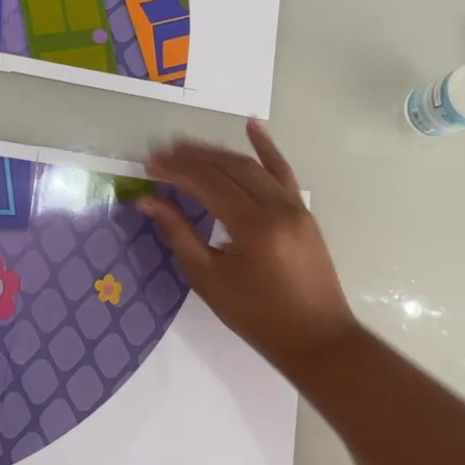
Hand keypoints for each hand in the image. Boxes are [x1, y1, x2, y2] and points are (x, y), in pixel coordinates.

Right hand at [140, 120, 356, 370]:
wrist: (316, 339)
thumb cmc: (257, 316)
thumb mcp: (209, 279)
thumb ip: (179, 234)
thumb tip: (148, 202)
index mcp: (252, 226)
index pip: (206, 184)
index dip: (175, 171)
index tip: (149, 164)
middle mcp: (275, 206)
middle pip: (227, 168)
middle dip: (191, 157)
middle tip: (159, 151)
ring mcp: (293, 206)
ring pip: (250, 166)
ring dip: (216, 152)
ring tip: (185, 145)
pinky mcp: (302, 211)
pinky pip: (283, 171)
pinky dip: (266, 147)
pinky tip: (251, 126)